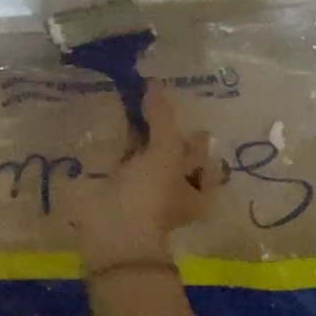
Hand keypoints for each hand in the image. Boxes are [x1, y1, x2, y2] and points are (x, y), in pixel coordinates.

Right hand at [73, 87, 225, 268]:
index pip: (203, 155)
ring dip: (140, 139)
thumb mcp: (166, 152)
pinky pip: (121, 163)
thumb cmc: (152, 196)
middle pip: (173, 154)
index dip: (195, 135)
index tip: (184, 111)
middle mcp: (174, 189)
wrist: (112, 232)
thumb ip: (162, 118)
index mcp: (198, 187)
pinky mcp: (116, 191)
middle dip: (165, 133)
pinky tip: (112, 127)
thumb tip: (154, 84)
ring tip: (132, 107)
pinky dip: (118, 149)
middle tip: (155, 103)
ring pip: (146, 158)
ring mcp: (144, 191)